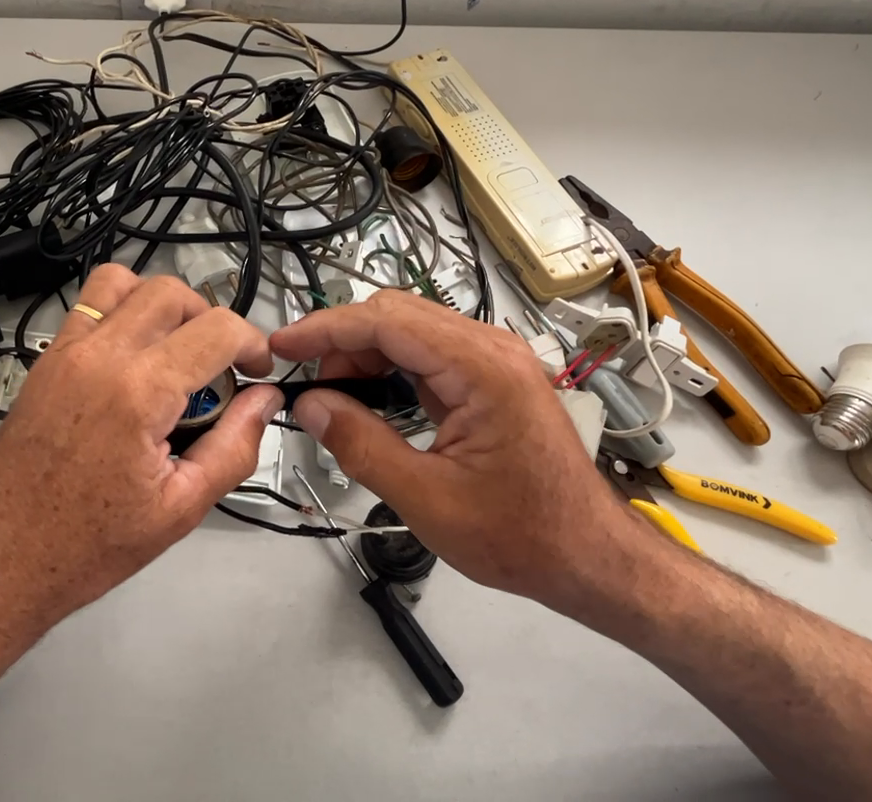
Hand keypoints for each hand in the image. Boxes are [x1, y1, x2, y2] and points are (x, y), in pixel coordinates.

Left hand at [0, 264, 282, 658]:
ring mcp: (65, 352)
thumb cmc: (90, 544)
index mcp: (139, 393)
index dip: (252, 344)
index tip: (257, 372)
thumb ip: (234, 447)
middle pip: (172, 292)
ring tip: (175, 349)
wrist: (5, 559)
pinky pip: (87, 306)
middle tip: (221, 366)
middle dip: (211, 318)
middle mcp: (100, 357)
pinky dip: (120, 311)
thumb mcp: (181, 508)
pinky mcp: (45, 362)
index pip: (216, 329)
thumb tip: (264, 400)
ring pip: (123, 281)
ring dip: (161, 303)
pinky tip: (133, 358)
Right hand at [270, 290, 649, 609]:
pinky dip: (389, 365)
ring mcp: (494, 359)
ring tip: (332, 398)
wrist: (591, 556)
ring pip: (409, 329)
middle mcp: (491, 347)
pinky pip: (428, 352)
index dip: (325, 329)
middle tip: (307, 386)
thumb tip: (309, 405)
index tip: (280, 347)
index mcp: (481, 367)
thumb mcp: (427, 499)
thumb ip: (361, 445)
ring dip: (363, 353)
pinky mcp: (492, 376)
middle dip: (342, 341)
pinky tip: (369, 397)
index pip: (386, 322)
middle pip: (396, 314)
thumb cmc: (518, 535)